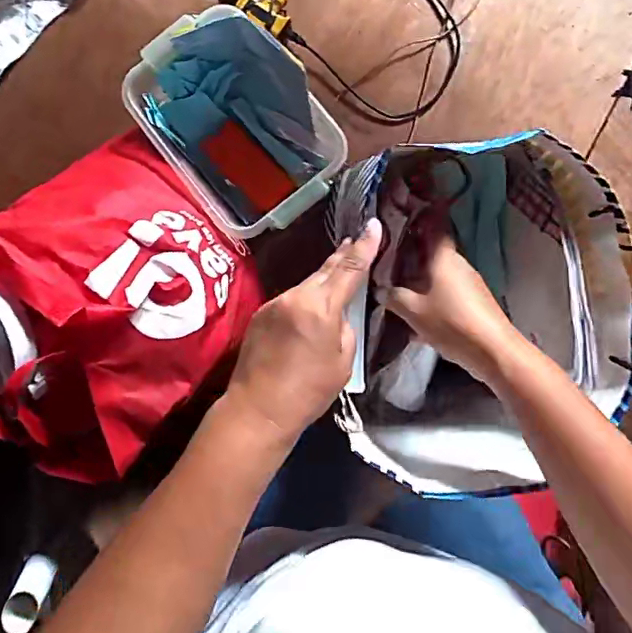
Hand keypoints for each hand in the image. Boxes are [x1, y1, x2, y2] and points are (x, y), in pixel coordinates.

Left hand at [221, 218, 383, 448]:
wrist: (258, 407)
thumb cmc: (308, 391)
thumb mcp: (343, 362)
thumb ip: (344, 328)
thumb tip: (336, 315)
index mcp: (320, 308)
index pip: (349, 269)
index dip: (364, 247)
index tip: (373, 225)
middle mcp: (295, 297)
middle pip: (324, 271)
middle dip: (342, 257)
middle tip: (356, 241)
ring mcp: (274, 303)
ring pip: (305, 286)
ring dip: (321, 284)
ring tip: (337, 280)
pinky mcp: (260, 313)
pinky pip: (289, 301)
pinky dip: (302, 302)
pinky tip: (308, 315)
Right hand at [381, 232, 522, 385]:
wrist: (494, 352)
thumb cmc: (451, 322)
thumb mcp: (413, 311)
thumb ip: (393, 297)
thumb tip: (381, 290)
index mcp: (444, 258)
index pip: (432, 229)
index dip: (416, 223)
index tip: (398, 224)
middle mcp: (459, 265)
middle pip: (432, 255)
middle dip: (411, 260)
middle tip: (388, 266)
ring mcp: (469, 285)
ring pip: (439, 277)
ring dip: (421, 284)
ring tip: (398, 294)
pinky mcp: (475, 303)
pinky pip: (448, 295)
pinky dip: (433, 301)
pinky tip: (418, 321)